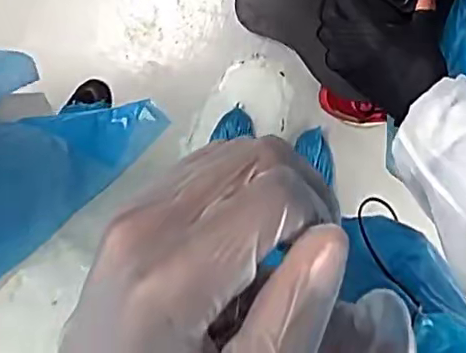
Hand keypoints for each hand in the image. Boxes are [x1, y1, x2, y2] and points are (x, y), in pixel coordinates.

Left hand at [61, 136, 350, 351]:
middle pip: (258, 154)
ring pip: (234, 150)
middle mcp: (147, 223)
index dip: (319, 216)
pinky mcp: (133, 209)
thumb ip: (290, 316)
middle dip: (303, 189)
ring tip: (284, 239)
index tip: (325, 263)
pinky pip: (205, 165)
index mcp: (171, 275)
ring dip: (274, 182)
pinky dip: (241, 185)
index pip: (276, 191)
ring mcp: (134, 209)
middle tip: (316, 245)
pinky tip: (245, 234)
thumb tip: (332, 239)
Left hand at [318, 0, 446, 120]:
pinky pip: (330, 49)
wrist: (418, 104)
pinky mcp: (345, 73)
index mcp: (363, 27)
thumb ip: (424, 4)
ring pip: (326, 30)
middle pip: (328, 10)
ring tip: (344, 8)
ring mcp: (344, 59)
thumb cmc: (419, 70)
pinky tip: (348, 36)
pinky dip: (335, 38)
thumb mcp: (422, 31)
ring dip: (331, 16)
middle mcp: (347, 42)